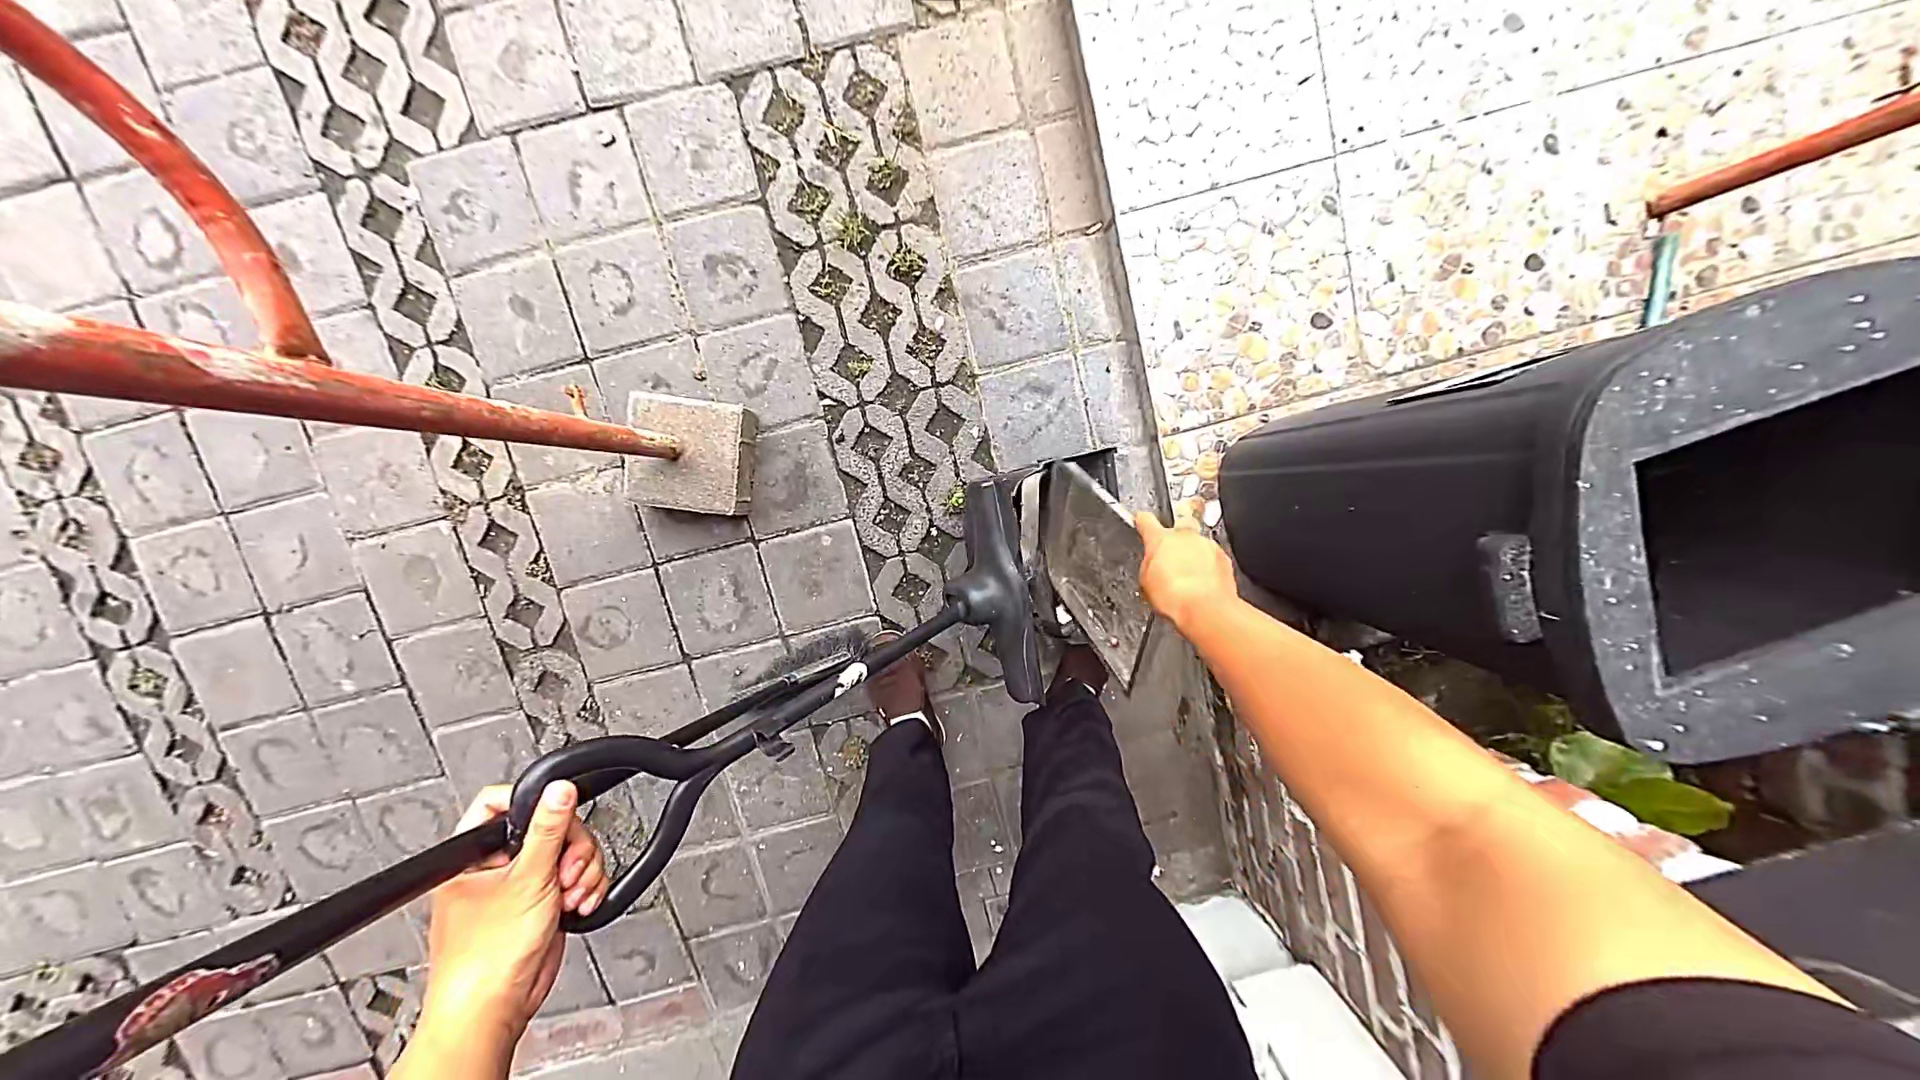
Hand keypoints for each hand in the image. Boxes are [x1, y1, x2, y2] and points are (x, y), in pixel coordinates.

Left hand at [417, 782, 608, 1041]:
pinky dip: (586, 887)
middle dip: (572, 849)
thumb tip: (558, 789)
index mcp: (475, 854)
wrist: (496, 1008)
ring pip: (570, 850)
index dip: (531, 801)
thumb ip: (548, 829)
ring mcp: (523, 883)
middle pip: (551, 826)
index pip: (500, 804)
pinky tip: (576, 904)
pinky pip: (580, 874)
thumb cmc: (485, 958)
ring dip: (583, 872)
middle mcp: (499, 865)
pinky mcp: (546, 898)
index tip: (558, 810)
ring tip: (570, 894)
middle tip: (566, 870)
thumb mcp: (526, 878)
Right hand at [1135, 511, 1237, 630]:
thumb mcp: (1145, 581)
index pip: (1146, 521)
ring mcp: (1207, 545)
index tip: (1142, 520)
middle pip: (1176, 533)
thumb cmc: (1175, 597)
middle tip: (1167, 565)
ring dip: (1191, 558)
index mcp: (1160, 538)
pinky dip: (1206, 569)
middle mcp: (1185, 536)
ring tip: (1185, 581)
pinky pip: (1211, 559)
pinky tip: (1199, 586)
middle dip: (1172, 545)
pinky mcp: (1224, 559)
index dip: (1142, 521)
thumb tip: (1152, 563)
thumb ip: (1148, 564)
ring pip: (1196, 546)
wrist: (1205, 609)